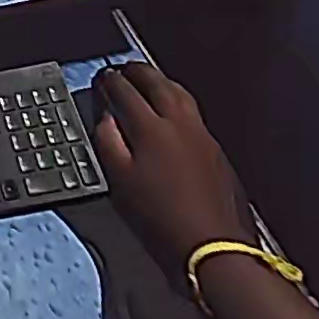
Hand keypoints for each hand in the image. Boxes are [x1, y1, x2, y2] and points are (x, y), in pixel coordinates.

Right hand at [94, 62, 252, 267]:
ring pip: (180, 93)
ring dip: (160, 81)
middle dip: (136, 70)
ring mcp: (203, 136)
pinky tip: (170, 112)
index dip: (108, 80)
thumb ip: (107, 140)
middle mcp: (179, 123)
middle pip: (156, 81)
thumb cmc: (161, 217)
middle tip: (122, 69)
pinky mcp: (217, 151)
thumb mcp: (119, 179)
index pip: (124, 89)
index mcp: (150, 128)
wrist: (216, 250)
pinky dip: (176, 100)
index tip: (100, 79)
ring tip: (147, 81)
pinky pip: (193, 112)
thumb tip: (106, 118)